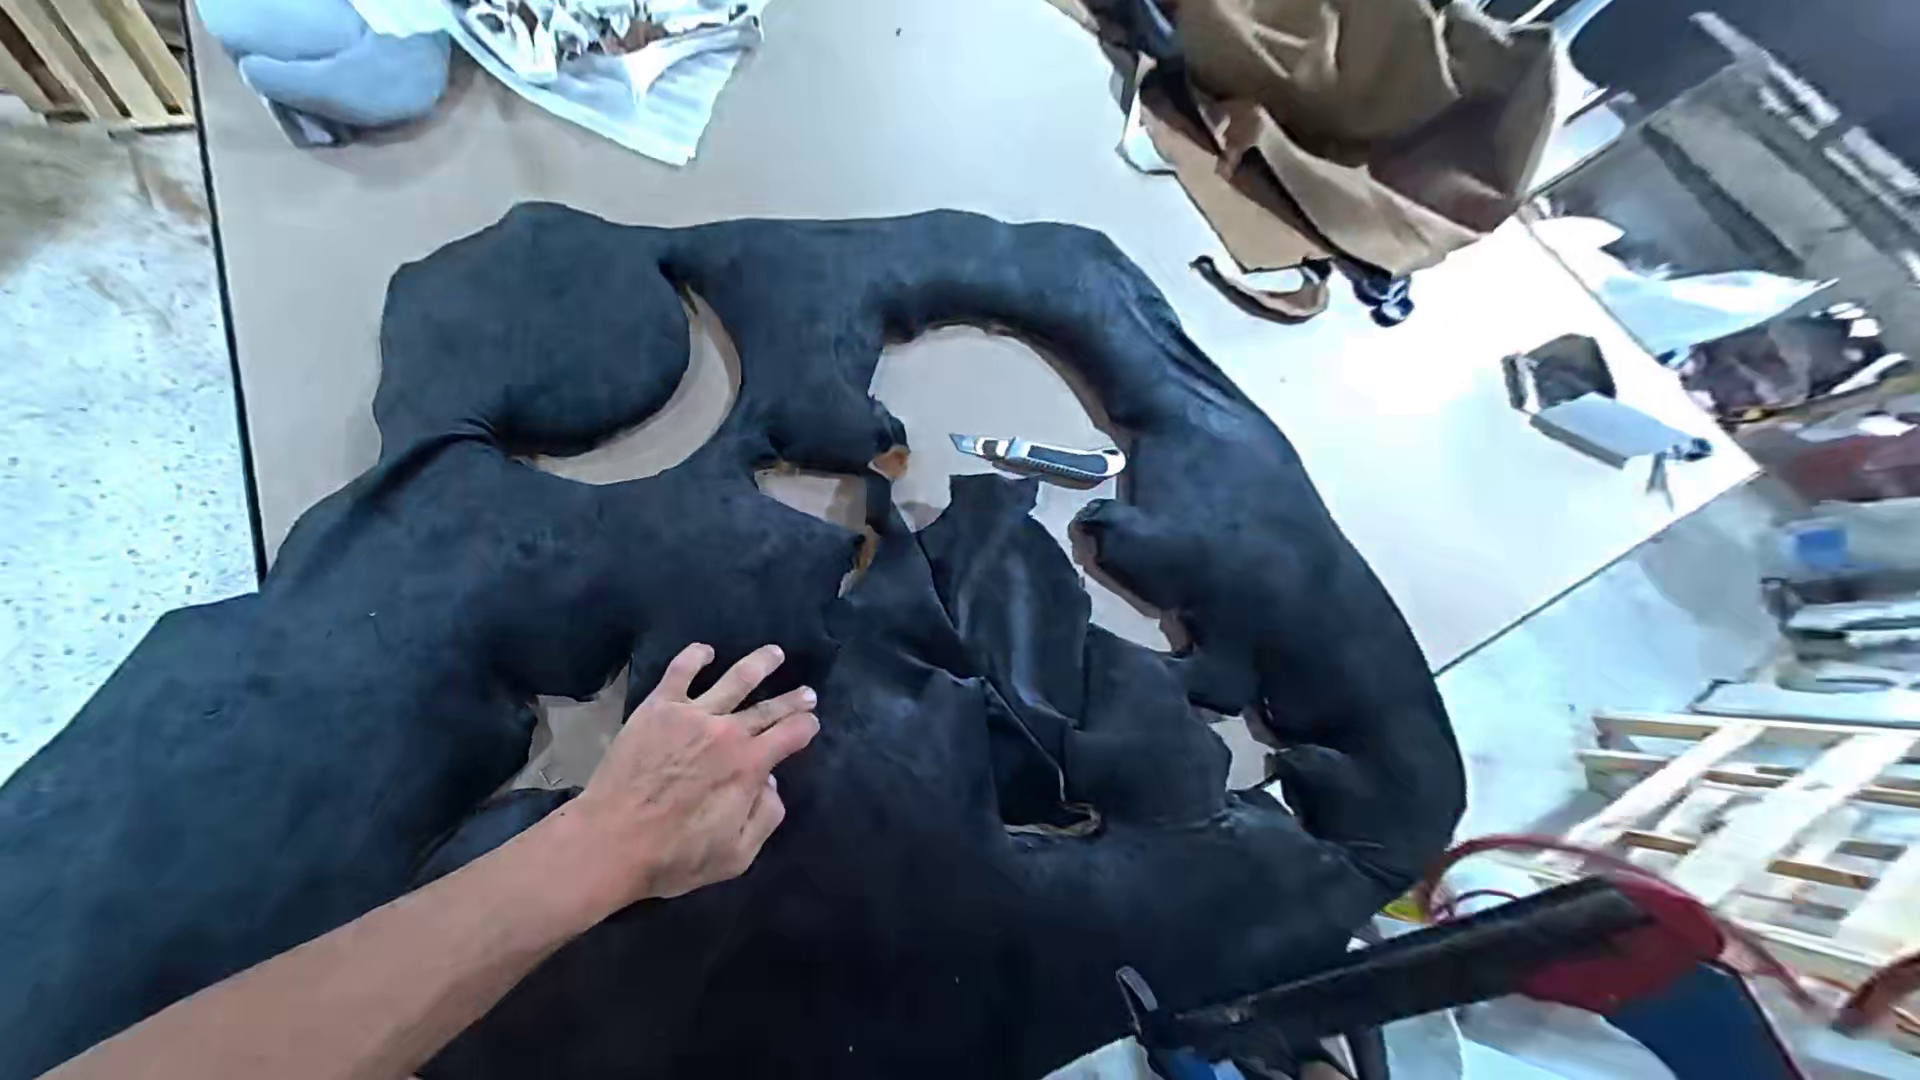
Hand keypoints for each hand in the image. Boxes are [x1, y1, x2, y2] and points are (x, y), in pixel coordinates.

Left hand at [553, 643, 818, 917]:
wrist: (608, 843)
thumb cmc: (672, 855)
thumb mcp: (736, 855)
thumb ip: (766, 817)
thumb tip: (772, 783)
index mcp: (751, 764)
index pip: (793, 733)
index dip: (807, 726)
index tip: (811, 724)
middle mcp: (729, 731)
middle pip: (771, 707)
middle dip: (795, 699)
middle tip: (808, 692)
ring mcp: (694, 714)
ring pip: (737, 678)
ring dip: (760, 664)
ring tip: (775, 653)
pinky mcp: (659, 707)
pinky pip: (680, 671)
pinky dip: (695, 656)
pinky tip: (705, 651)